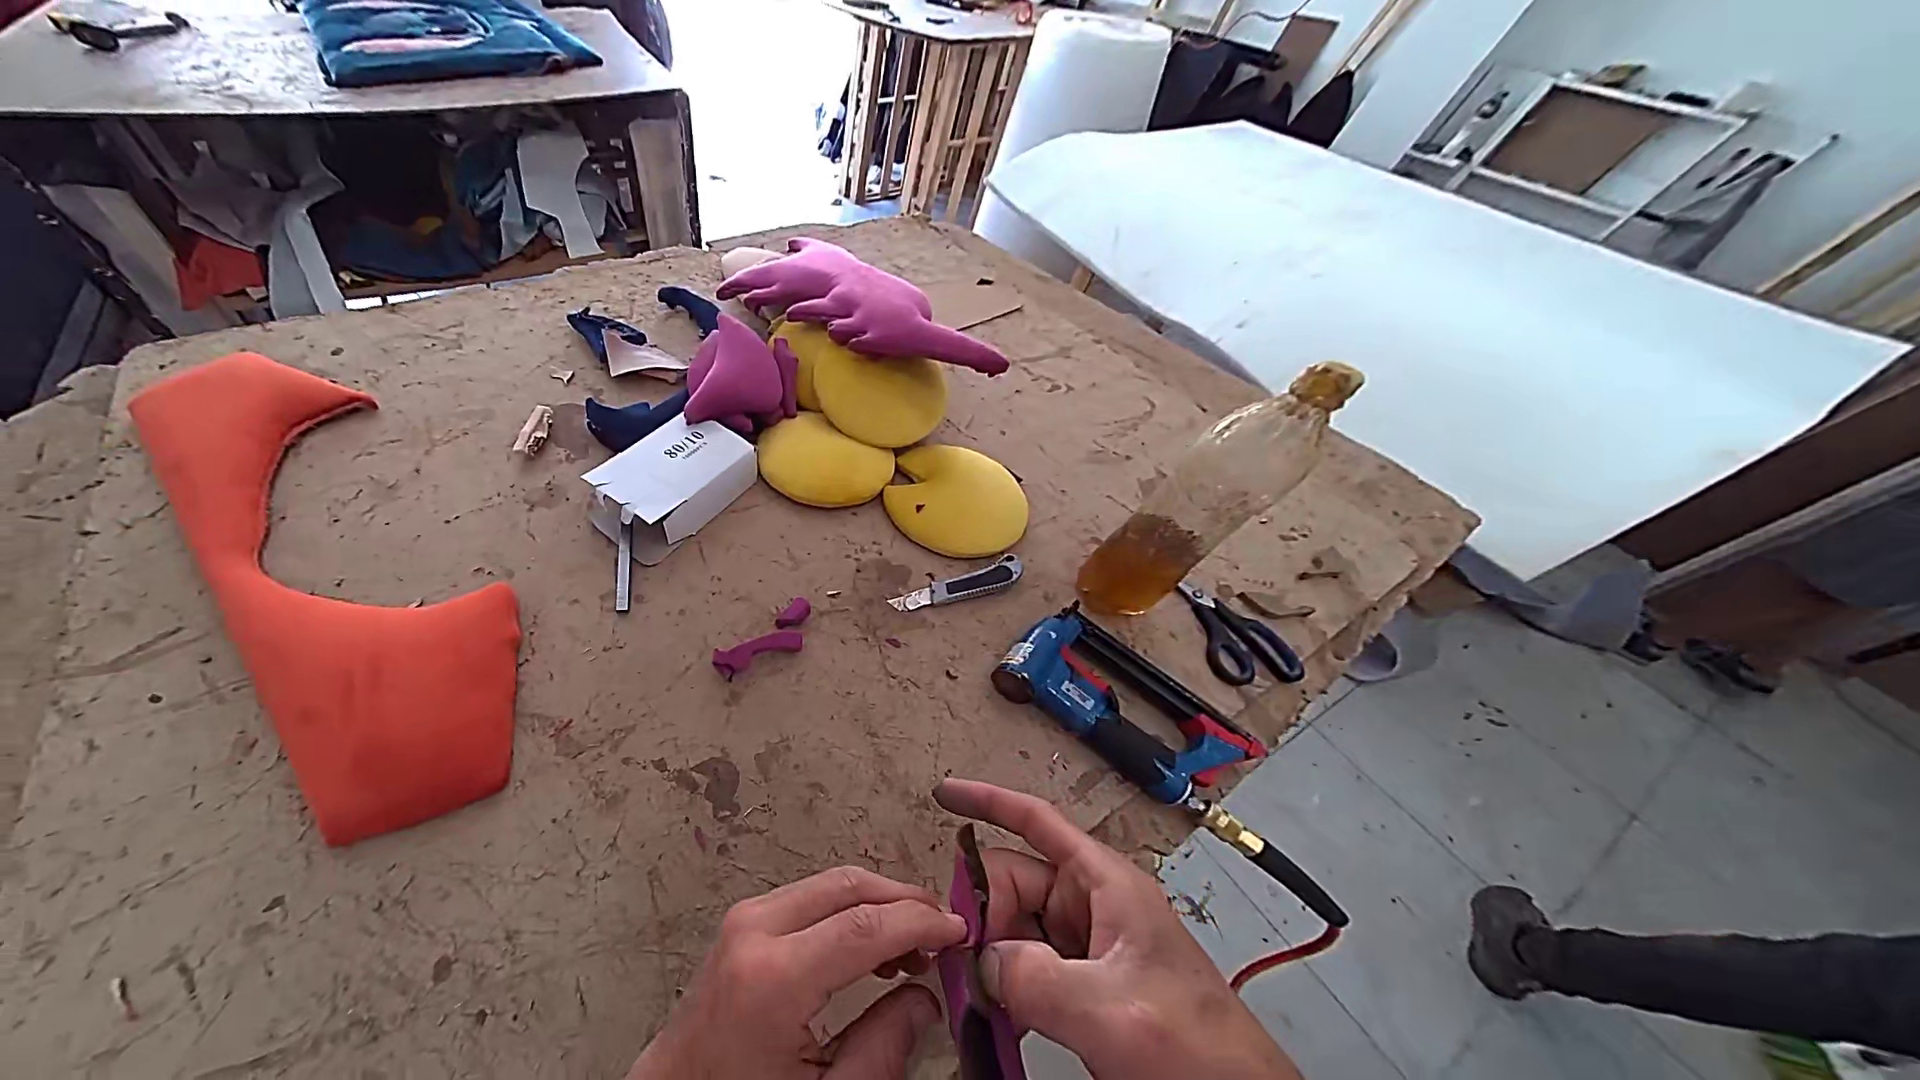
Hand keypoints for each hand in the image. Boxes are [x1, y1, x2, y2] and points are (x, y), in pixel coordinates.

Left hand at [626, 867, 967, 1079]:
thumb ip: (883, 1046)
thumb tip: (926, 996)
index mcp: (771, 979)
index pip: (866, 925)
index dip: (921, 923)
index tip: (956, 931)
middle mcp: (754, 931)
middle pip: (850, 886)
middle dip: (904, 901)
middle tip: (941, 929)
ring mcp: (746, 919)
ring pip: (834, 883)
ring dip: (880, 903)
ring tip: (913, 945)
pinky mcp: (745, 921)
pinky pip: (813, 896)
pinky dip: (852, 908)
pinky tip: (873, 944)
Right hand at [934, 779, 1300, 1079]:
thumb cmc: (1192, 1041)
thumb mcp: (1111, 1009)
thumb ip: (1039, 979)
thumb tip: (983, 960)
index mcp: (1103, 882)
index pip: (1036, 821)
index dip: (988, 800)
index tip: (945, 795)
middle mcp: (1089, 901)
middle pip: (1013, 881)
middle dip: (982, 913)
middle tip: (963, 963)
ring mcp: (1083, 940)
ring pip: (1013, 926)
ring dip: (990, 957)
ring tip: (979, 998)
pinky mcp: (1079, 977)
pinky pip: (1025, 964)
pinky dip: (1005, 984)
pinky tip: (999, 1016)